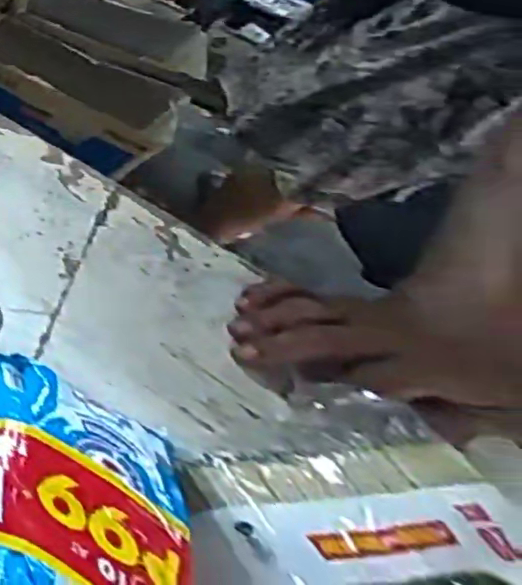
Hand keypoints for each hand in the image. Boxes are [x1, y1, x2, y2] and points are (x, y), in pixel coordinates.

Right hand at [229, 279, 521, 439]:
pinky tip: (247, 298)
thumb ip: (468, 420)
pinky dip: (274, 292)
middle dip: (282, 346)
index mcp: (427, 366)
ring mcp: (364, 313)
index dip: (338, 386)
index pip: (374, 379)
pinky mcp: (350, 301)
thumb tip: (428, 439)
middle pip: (327, 339)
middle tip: (241, 353)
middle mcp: (387, 336)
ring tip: (236, 327)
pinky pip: (307, 292)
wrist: (492, 309)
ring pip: (310, 311)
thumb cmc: (494, 363)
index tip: (301, 395)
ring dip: (269, 318)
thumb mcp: (505, 402)